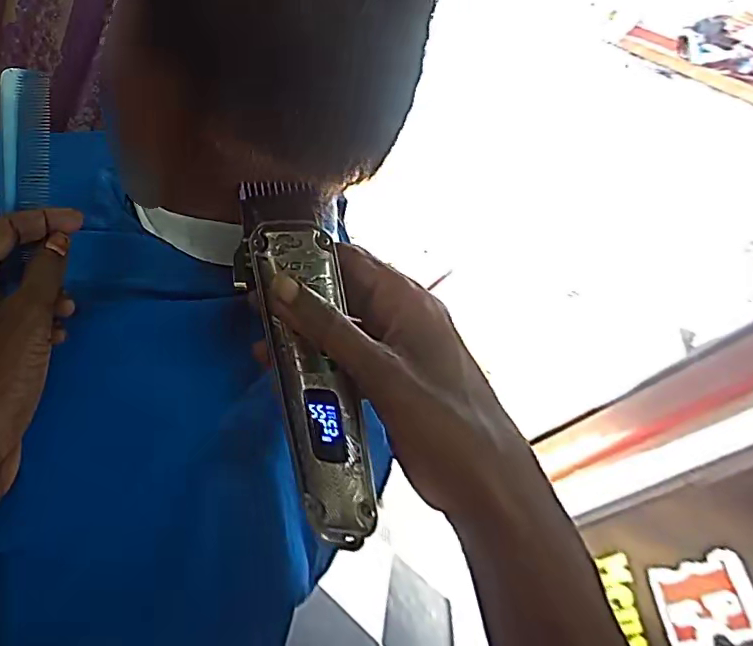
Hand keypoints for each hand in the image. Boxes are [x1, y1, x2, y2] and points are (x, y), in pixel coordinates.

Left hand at [0, 208, 82, 512]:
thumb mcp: (28, 317)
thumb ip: (45, 271)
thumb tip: (58, 238)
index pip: (5, 228)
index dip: (43, 219)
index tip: (80, 222)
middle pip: (8, 254)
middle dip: (44, 256)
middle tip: (76, 258)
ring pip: (15, 288)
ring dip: (45, 291)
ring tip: (68, 310)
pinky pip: (16, 317)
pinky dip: (39, 319)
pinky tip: (59, 336)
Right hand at [265, 244, 540, 525]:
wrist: (490, 495)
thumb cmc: (452, 427)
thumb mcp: (379, 370)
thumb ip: (327, 325)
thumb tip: (283, 286)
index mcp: (408, 301)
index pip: (347, 258)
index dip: (305, 257)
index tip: (267, 266)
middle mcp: (402, 317)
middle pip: (337, 292)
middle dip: (297, 301)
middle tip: (261, 310)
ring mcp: (396, 348)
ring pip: (337, 326)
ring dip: (303, 335)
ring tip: (270, 346)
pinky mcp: (388, 377)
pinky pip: (344, 355)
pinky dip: (318, 361)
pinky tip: (294, 374)